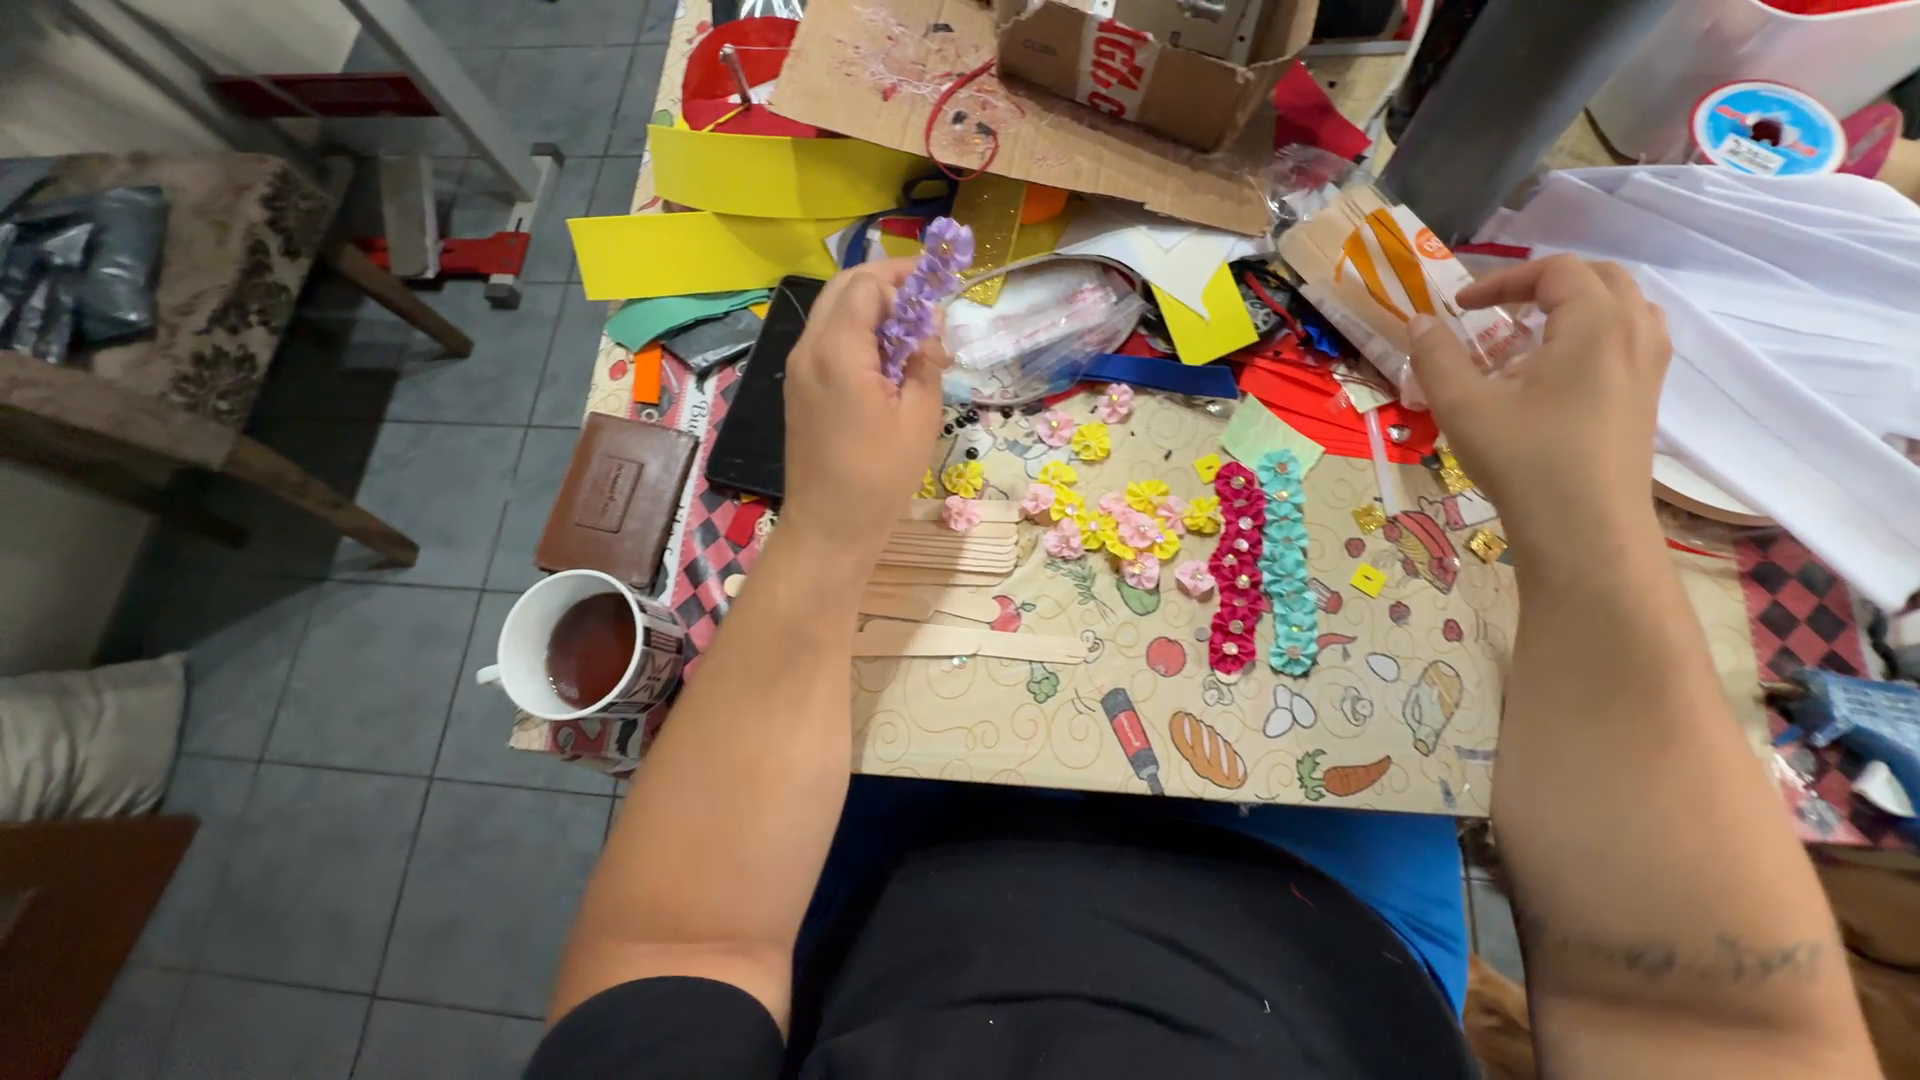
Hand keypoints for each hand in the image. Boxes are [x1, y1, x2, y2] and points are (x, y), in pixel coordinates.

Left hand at [779, 259, 947, 568]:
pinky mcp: (799, 387)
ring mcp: (798, 368)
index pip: (867, 284)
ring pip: (833, 311)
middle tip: (926, 299)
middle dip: (886, 283)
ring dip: (871, 308)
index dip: (904, 280)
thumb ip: (924, 361)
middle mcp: (809, 349)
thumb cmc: (879, 476)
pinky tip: (886, 360)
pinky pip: (827, 340)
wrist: (828, 525)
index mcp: (837, 351)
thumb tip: (928, 329)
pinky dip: (856, 333)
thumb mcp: (920, 417)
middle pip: (844, 288)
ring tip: (911, 332)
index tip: (937, 294)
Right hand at [1406, 255, 1669, 545]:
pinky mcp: (1644, 398)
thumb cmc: (1523, 459)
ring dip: (1572, 307)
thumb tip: (1420, 321)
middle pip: (1597, 279)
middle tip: (1495, 310)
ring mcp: (1647, 367)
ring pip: (1620, 308)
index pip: (1555, 271)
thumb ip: (1436, 356)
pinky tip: (1552, 374)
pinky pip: (1627, 341)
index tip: (1459, 307)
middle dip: (1541, 285)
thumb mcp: (1462, 405)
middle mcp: (1633, 333)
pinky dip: (1590, 336)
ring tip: (1527, 337)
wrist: (1583, 528)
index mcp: (1595, 323)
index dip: (1502, 280)